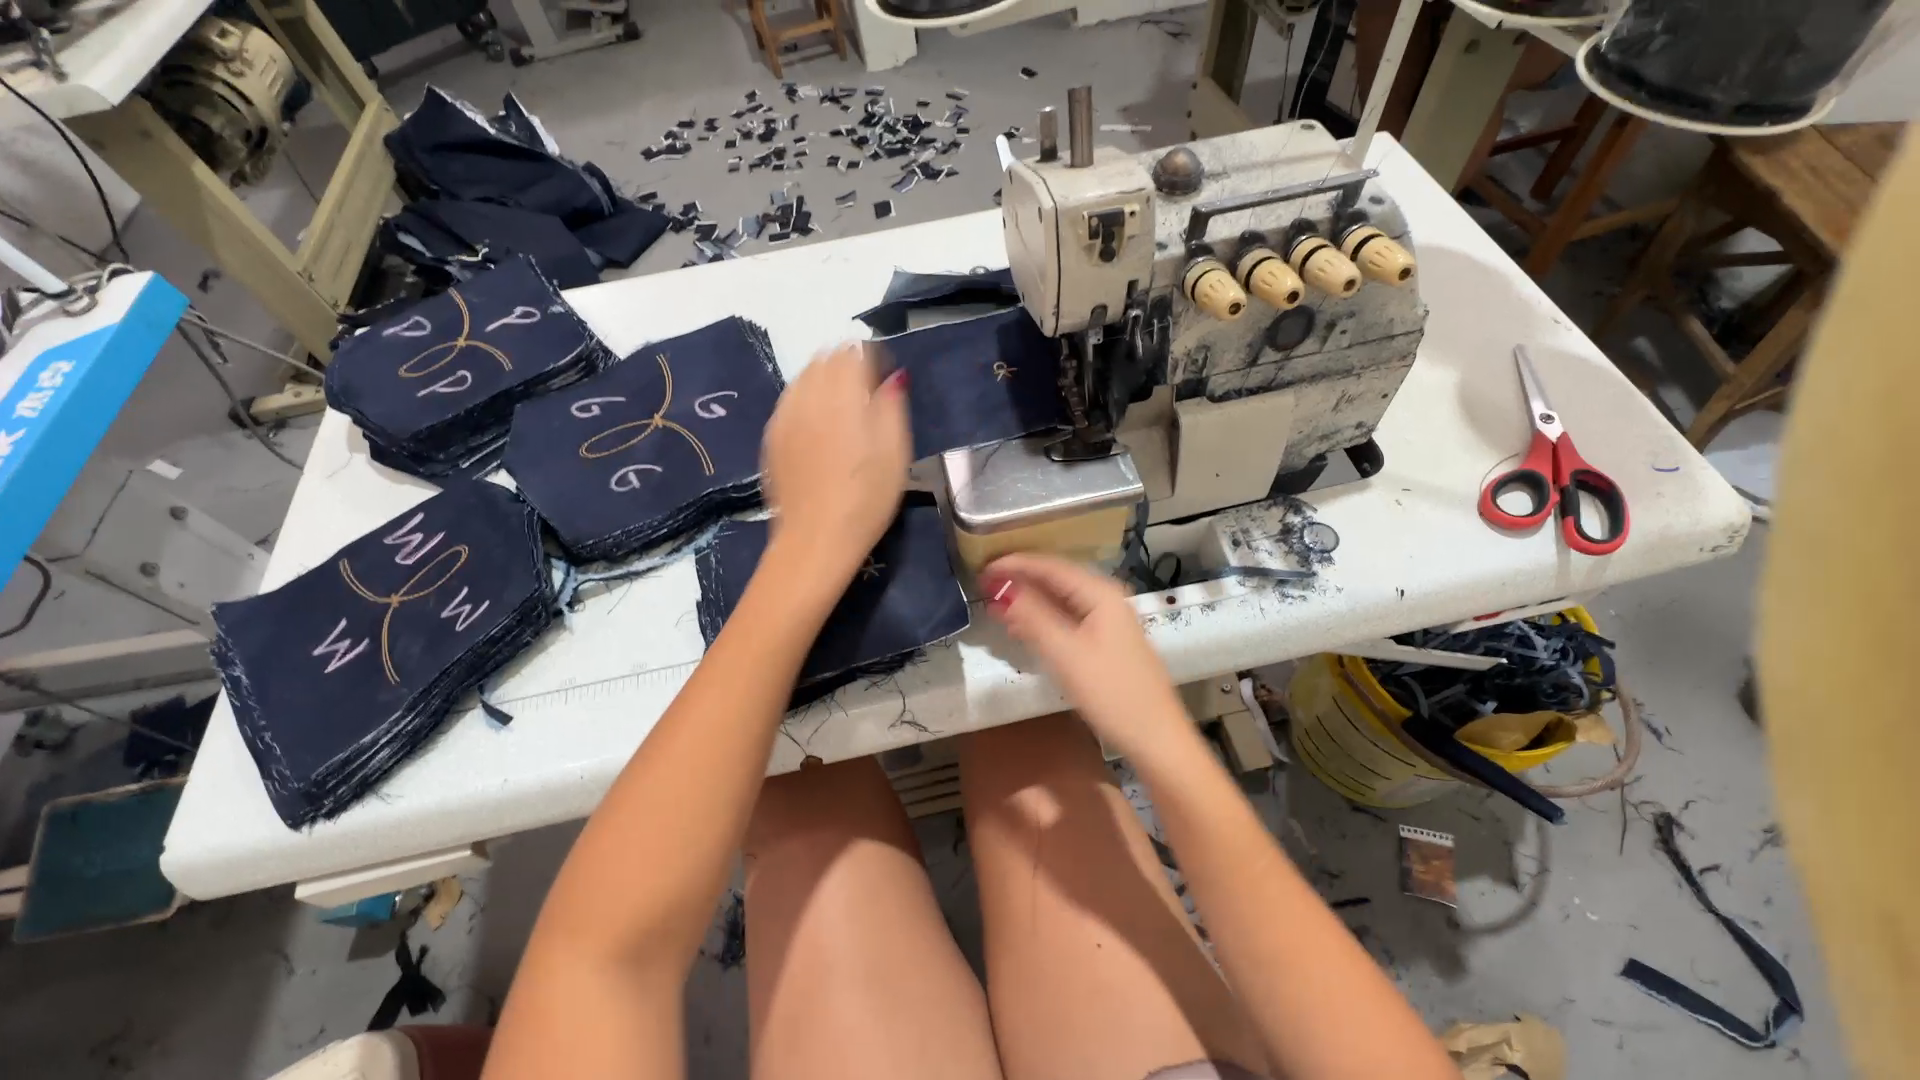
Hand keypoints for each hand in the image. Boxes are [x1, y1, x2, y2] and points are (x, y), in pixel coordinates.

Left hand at [760, 342, 911, 583]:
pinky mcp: (771, 438)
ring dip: (822, 380)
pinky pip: (788, 403)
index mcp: (842, 394)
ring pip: (802, 378)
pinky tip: (818, 427)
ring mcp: (783, 416)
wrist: (816, 538)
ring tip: (842, 407)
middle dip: (844, 364)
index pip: (852, 352)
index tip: (884, 378)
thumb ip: (892, 405)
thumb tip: (891, 377)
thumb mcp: (896, 451)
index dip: (872, 358)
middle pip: (823, 359)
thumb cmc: (866, 497)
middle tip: (865, 390)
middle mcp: (807, 395)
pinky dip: (805, 402)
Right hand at [980, 553, 1193, 763]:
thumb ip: (1033, 618)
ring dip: (1029, 600)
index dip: (1014, 564)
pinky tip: (1023, 628)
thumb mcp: (1066, 654)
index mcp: (1100, 594)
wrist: (1155, 736)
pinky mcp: (1106, 641)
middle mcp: (1106, 598)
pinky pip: (1068, 618)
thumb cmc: (1111, 694)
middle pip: (1056, 579)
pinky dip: (1043, 619)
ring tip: (996, 606)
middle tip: (985, 585)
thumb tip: (1003, 588)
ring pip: (1061, 600)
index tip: (982, 569)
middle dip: (1020, 580)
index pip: (1050, 566)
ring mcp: (1109, 620)